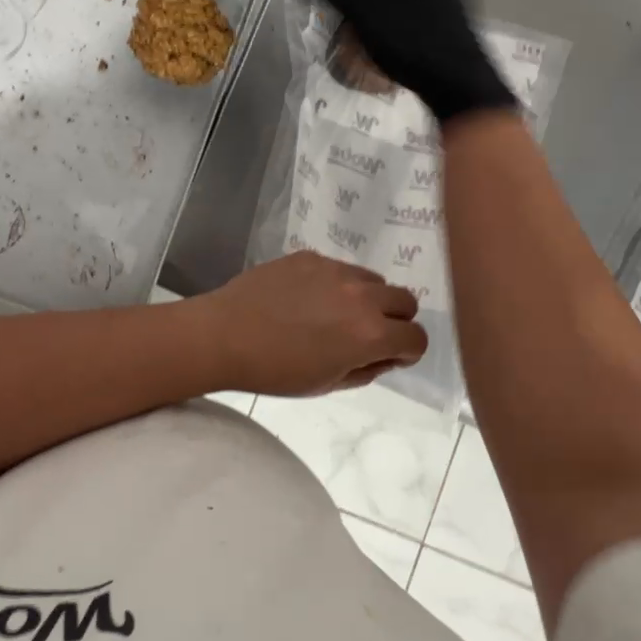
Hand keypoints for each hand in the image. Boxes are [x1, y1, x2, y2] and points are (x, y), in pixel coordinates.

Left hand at [190, 251, 428, 396]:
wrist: (223, 335)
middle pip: (405, 301)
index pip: (417, 338)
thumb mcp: (329, 383)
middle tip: (364, 335)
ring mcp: (334, 270)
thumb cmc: (275, 371)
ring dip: (366, 298)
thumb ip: (368, 368)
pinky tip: (304, 299)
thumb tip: (385, 355)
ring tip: (332, 314)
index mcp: (371, 334)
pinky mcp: (309, 257)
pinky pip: (338, 268)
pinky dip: (334, 283)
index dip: (404, 352)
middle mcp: (361, 296)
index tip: (384, 357)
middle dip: (394, 320)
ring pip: (373, 279)